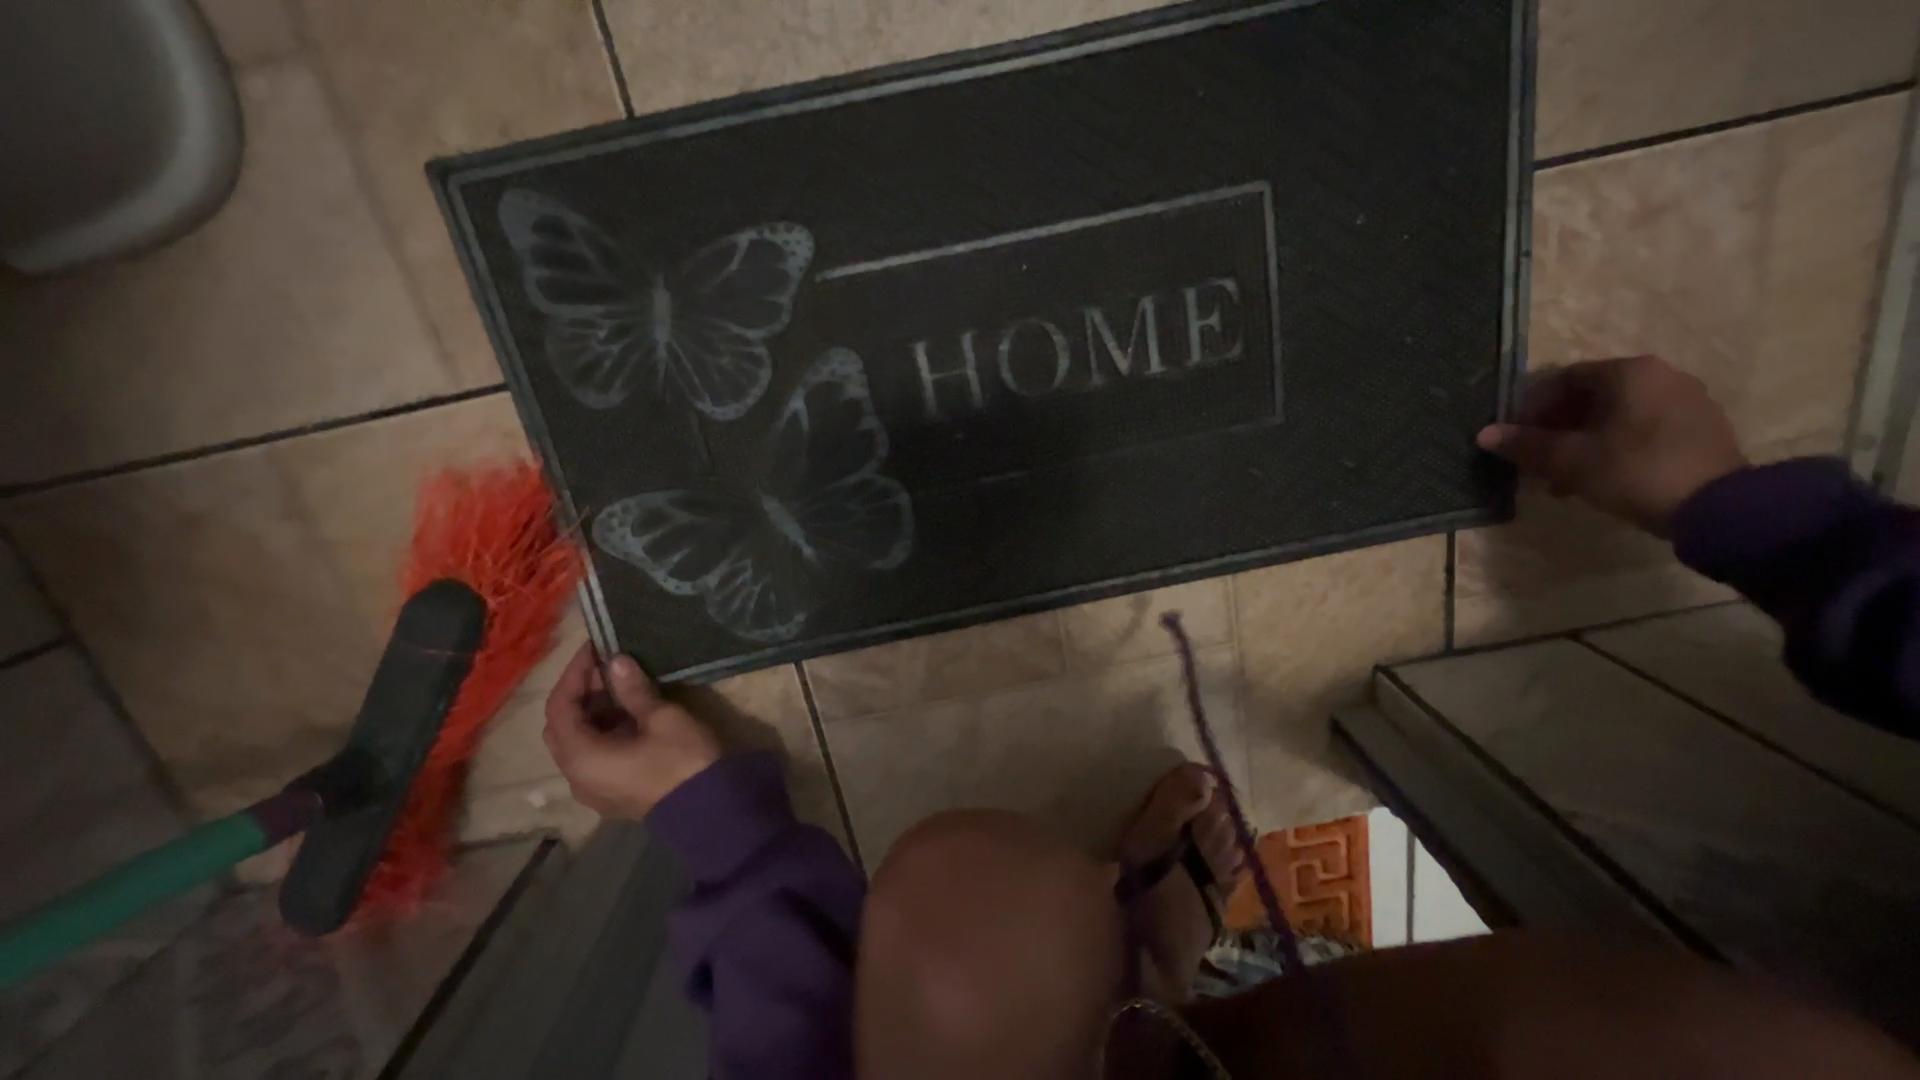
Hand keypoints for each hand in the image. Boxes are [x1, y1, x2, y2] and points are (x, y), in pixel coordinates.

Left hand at [543, 643, 721, 819]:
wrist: (711, 809)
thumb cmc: (683, 760)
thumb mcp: (662, 718)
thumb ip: (632, 690)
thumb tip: (616, 661)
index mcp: (581, 757)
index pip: (559, 706)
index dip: (574, 673)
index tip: (595, 647)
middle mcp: (576, 777)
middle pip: (562, 727)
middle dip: (580, 692)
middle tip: (606, 667)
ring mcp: (594, 790)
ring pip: (578, 743)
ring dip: (592, 712)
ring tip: (619, 686)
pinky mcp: (613, 794)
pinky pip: (594, 757)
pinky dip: (602, 732)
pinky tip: (628, 715)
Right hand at [1476, 355, 1747, 535]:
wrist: (1717, 507)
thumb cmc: (1634, 470)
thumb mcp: (1570, 459)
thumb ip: (1527, 444)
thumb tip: (1485, 434)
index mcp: (1630, 372)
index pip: (1565, 378)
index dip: (1533, 407)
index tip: (1517, 437)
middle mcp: (1662, 376)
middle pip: (1592, 396)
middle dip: (1557, 428)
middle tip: (1537, 459)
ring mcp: (1687, 401)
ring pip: (1617, 415)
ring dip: (1584, 441)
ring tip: (1564, 477)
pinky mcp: (1701, 429)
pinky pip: (1644, 429)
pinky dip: (1615, 446)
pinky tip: (1600, 478)